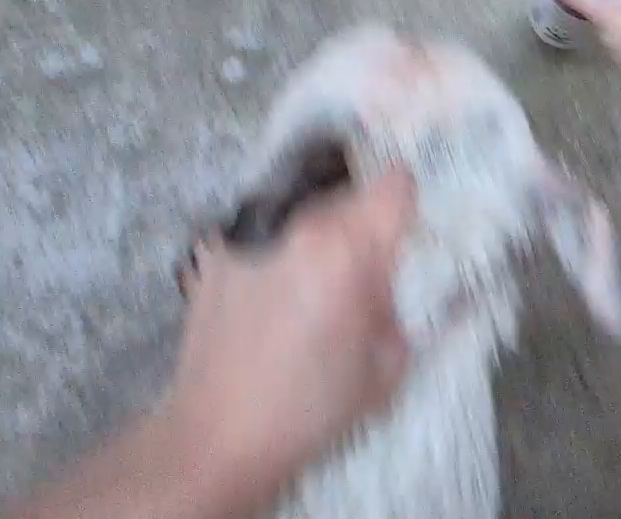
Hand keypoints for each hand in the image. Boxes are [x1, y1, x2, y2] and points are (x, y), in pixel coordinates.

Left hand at [161, 171, 418, 499]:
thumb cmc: (311, 407)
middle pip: (351, 193)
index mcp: (349, 247)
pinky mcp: (221, 246)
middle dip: (361, 227)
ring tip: (307, 288)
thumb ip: (400, 304)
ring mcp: (256, 230)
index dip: (405, 208)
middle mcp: (302, 224)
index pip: (396, 183)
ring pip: (309, 207)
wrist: (216, 437)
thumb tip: (394, 279)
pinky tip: (269, 294)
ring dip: (319, 235)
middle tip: (355, 278)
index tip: (399, 240)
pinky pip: (268, 228)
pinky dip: (279, 248)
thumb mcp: (387, 364)